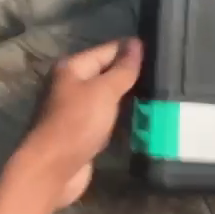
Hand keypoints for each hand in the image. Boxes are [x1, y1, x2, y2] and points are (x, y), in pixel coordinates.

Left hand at [14, 37, 143, 208]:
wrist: (52, 170)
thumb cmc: (77, 123)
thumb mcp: (103, 92)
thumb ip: (122, 69)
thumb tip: (136, 43)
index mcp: (71, 68)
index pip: (106, 51)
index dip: (131, 50)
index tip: (159, 52)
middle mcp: (70, 85)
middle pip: (105, 73)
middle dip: (130, 75)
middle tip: (162, 75)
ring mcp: (74, 110)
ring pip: (106, 98)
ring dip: (127, 98)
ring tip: (158, 95)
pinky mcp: (81, 133)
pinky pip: (105, 118)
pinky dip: (120, 118)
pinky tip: (141, 118)